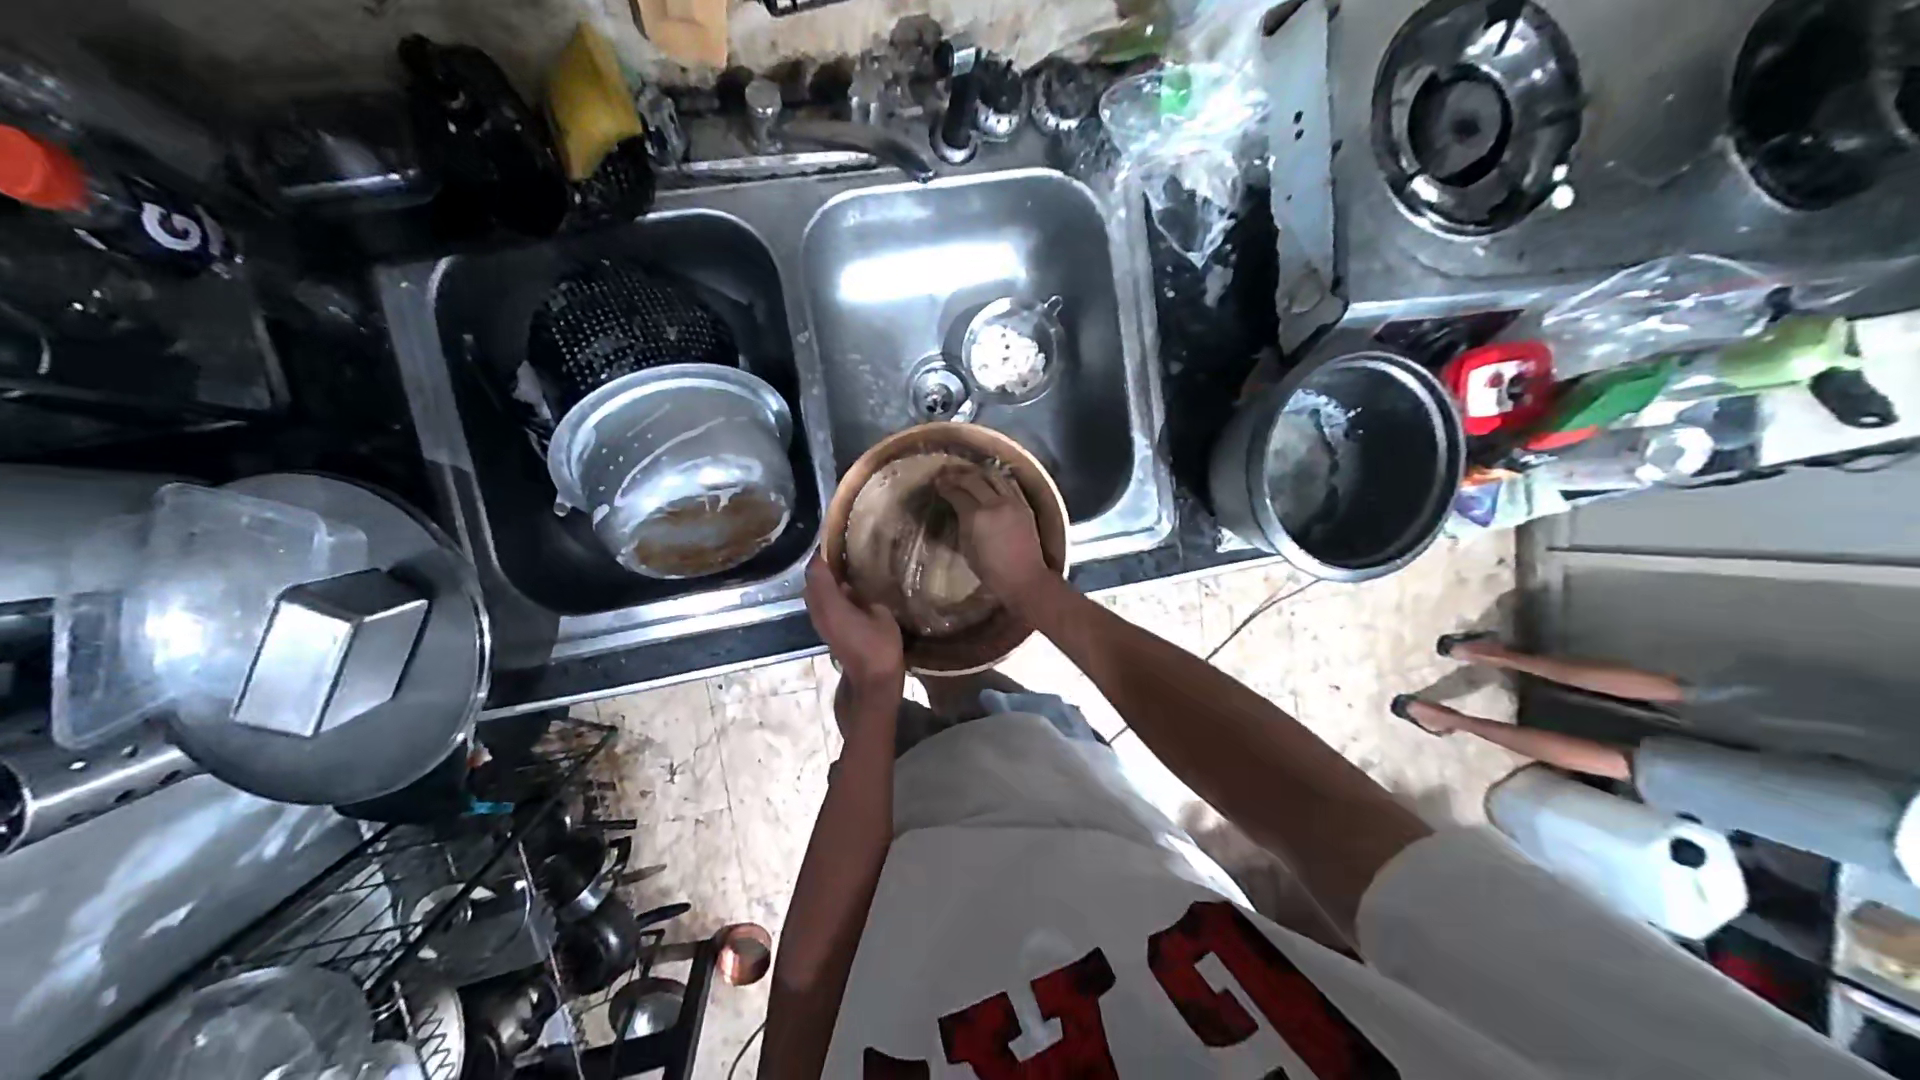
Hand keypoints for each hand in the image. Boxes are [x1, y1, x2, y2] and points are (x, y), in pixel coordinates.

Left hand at [804, 553, 903, 699]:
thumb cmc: (880, 647)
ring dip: (825, 582)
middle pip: (812, 582)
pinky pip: (822, 606)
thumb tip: (855, 586)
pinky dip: (829, 595)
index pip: (817, 571)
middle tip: (843, 554)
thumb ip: (865, 596)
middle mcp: (819, 611)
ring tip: (846, 571)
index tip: (836, 541)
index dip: (823, 554)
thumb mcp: (881, 614)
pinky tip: (849, 593)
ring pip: (815, 595)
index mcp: (831, 604)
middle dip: (823, 567)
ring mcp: (820, 623)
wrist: (872, 682)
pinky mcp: (827, 632)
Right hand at [935, 468, 1053, 604]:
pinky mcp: (1023, 505)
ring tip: (966, 473)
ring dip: (976, 473)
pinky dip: (993, 481)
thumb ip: (962, 524)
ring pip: (992, 477)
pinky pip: (1006, 485)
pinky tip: (987, 481)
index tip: (937, 484)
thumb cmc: (991, 570)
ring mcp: (1011, 502)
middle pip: (973, 480)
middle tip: (946, 475)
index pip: (957, 494)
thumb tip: (957, 510)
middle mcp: (994, 504)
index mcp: (976, 517)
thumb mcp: (967, 548)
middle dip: (957, 475)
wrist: (1024, 577)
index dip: (945, 487)